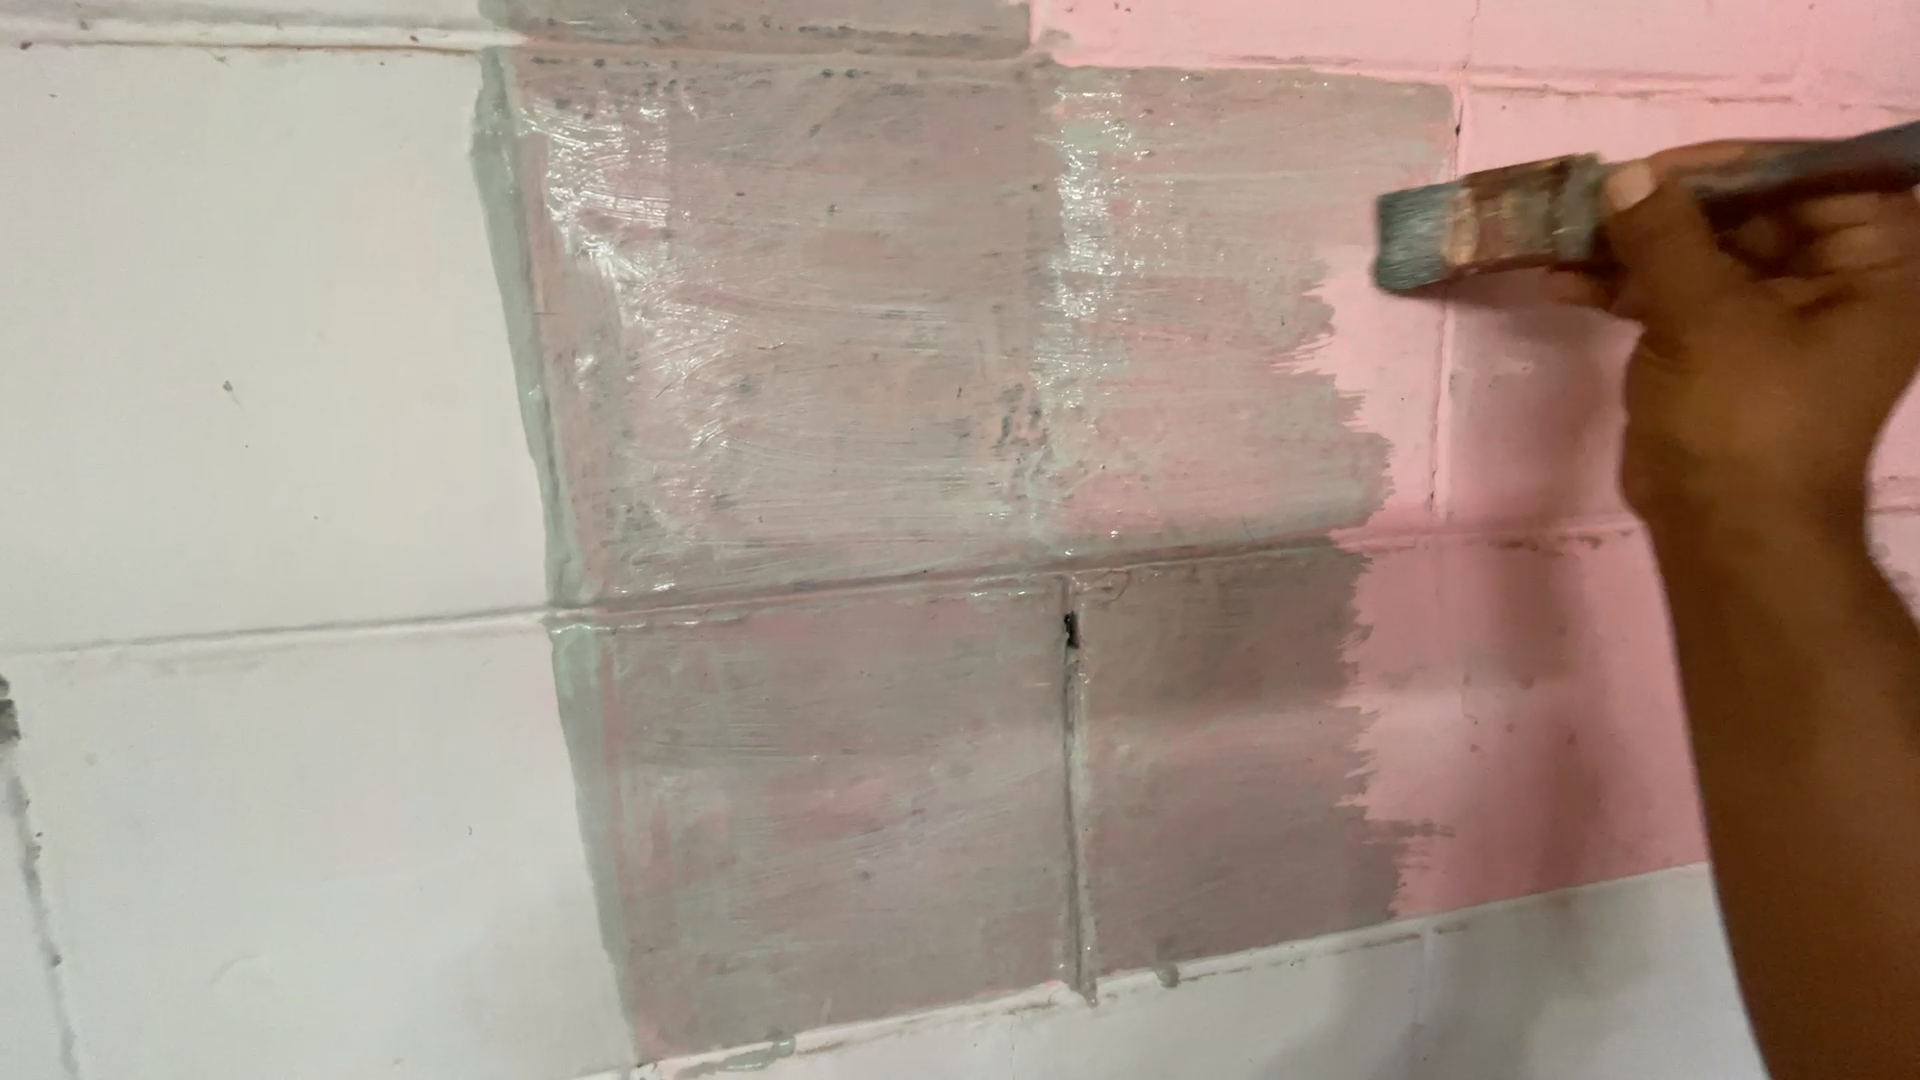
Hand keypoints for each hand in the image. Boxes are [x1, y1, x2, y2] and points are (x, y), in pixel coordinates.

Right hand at [1546, 145, 1919, 529]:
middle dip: (1665, 210)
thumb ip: (1667, 242)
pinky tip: (1561, 283)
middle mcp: (1828, 278)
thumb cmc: (1745, 415)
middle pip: (1747, 217)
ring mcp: (1762, 315)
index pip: (1818, 180)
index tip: (1656, 166)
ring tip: (1559, 241)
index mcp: (1875, 262)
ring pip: (1693, 258)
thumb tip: (1625, 177)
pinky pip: (1663, 299)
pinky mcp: (1706, 346)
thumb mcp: (1709, 318)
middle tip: (1593, 202)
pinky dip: (1614, 290)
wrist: (1722, 517)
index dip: (1739, 166)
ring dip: (1626, 251)